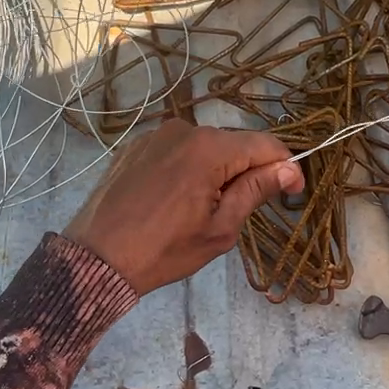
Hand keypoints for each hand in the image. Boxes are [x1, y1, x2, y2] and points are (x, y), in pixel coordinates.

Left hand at [65, 119, 304, 293]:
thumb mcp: (220, 228)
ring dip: (219, 170)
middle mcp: (184, 130)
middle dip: (250, 169)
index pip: (265, 144)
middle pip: (235, 143)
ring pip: (206, 147)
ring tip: (208, 208)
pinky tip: (179, 199)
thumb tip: (288, 169)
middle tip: (247, 208)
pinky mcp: (136, 147)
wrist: (95, 258)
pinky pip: (178, 151)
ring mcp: (156, 135)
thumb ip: (255, 191)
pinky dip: (190, 168)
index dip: (286, 166)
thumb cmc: (163, 250)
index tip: (293, 192)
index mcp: (209, 148)